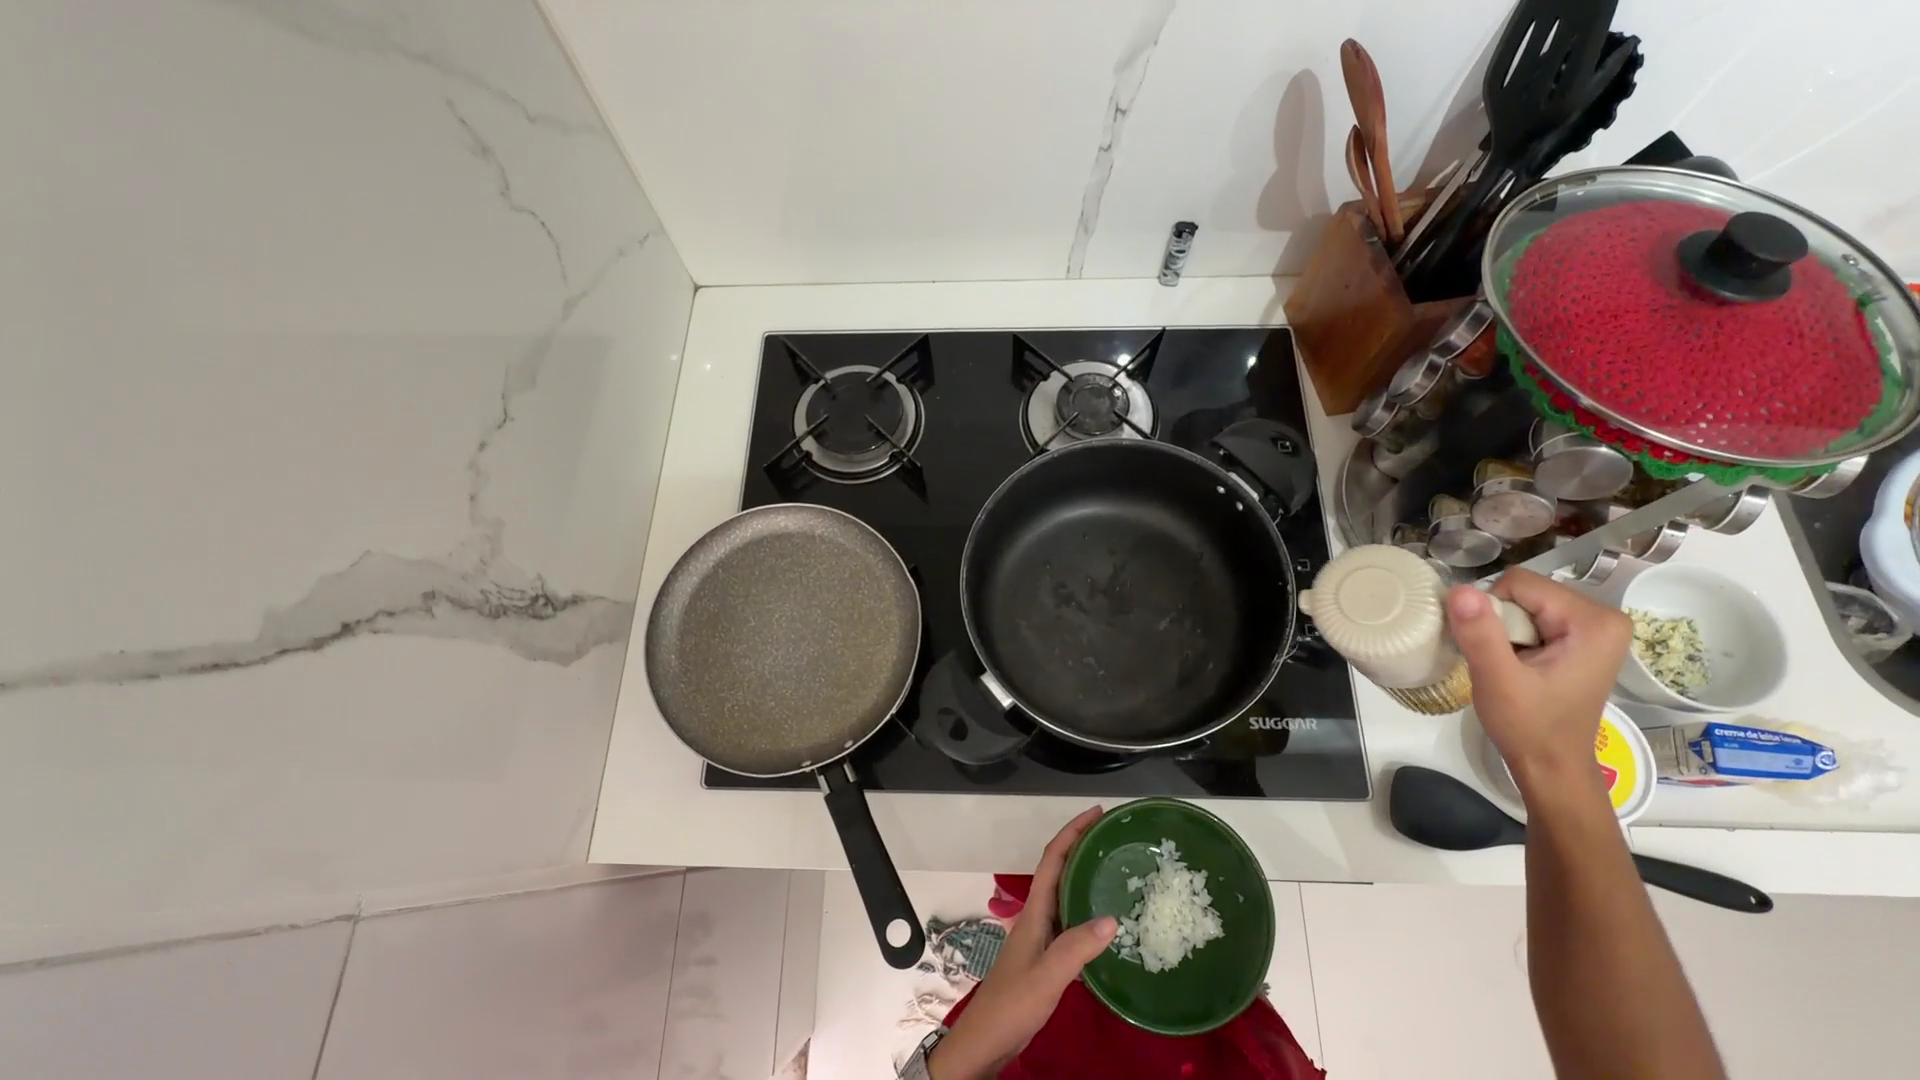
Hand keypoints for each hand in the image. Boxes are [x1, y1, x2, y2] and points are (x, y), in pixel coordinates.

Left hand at [929, 806, 1117, 1079]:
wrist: (986, 1040)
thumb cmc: (1012, 1004)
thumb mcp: (1047, 976)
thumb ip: (1076, 949)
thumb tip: (1113, 918)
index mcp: (1034, 912)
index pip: (1053, 860)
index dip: (1072, 832)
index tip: (1096, 813)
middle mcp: (1037, 916)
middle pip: (1060, 870)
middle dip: (1082, 847)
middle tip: (1115, 837)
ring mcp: (1041, 936)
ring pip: (1066, 894)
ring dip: (1086, 876)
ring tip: (1117, 868)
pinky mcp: (1046, 955)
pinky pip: (1071, 920)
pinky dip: (1088, 909)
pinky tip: (1109, 921)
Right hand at [1446, 569, 1630, 796]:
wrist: (1552, 764)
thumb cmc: (1529, 726)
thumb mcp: (1498, 681)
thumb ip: (1481, 634)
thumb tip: (1459, 590)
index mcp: (1594, 621)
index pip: (1519, 584)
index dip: (1493, 613)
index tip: (1497, 651)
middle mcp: (1605, 616)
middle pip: (1526, 591)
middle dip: (1502, 621)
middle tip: (1503, 661)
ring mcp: (1598, 627)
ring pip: (1527, 602)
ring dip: (1507, 630)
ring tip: (1511, 665)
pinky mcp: (1586, 638)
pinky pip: (1537, 615)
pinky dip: (1518, 636)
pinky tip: (1520, 664)